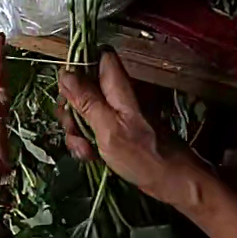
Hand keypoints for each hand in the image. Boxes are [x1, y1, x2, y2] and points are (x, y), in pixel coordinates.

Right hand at [57, 52, 212, 212]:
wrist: (170, 181)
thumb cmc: (142, 155)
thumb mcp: (108, 128)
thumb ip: (86, 100)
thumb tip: (65, 72)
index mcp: (118, 86)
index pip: (98, 56)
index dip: (78, 66)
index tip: (65, 92)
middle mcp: (116, 94)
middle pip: (83, 86)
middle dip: (71, 109)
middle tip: (72, 129)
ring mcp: (115, 112)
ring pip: (84, 109)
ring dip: (76, 130)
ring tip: (85, 151)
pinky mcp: (115, 129)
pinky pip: (91, 127)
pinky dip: (86, 141)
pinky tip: (89, 157)